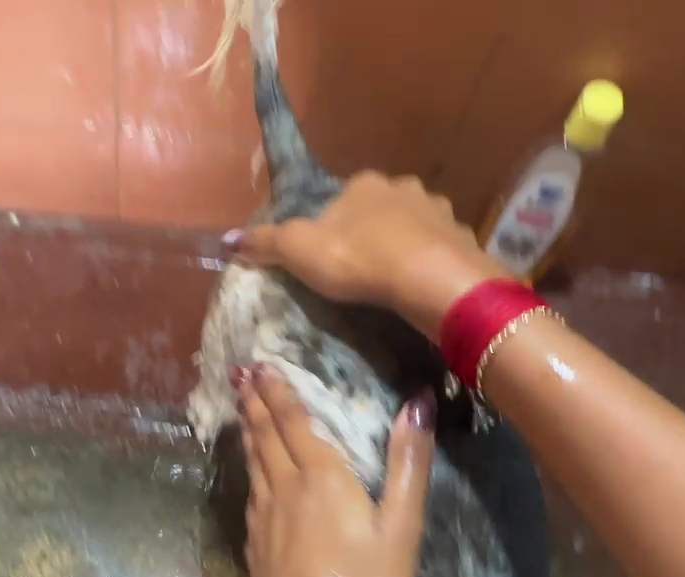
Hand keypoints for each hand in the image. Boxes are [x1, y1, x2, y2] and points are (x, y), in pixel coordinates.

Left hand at [208, 366, 434, 576]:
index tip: (260, 363)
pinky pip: (250, 492)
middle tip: (241, 373)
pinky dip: (249, 467)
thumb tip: (416, 403)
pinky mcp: (256, 547)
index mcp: (322, 480)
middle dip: (256, 401)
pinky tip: (251, 472)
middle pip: (266, 436)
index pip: (294, 422)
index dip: (278, 392)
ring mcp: (264, 520)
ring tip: (242, 407)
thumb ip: (407, 468)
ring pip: (253, 463)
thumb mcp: (400, 534)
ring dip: (248, 430)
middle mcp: (285, 491)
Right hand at [227, 171, 506, 336]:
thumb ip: (265, 244)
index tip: (326, 255)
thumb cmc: (357, 259)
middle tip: (357, 269)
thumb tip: (226, 240)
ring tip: (388, 279)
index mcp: (362, 184)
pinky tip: (417, 284)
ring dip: (401, 245)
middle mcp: (402, 187)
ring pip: (411, 226)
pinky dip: (426, 262)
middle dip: (368, 232)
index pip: (340, 199)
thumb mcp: (298, 252)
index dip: (331, 225)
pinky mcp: (458, 238)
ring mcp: (436, 211)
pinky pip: (436, 249)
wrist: (428, 277)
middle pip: (378, 209)